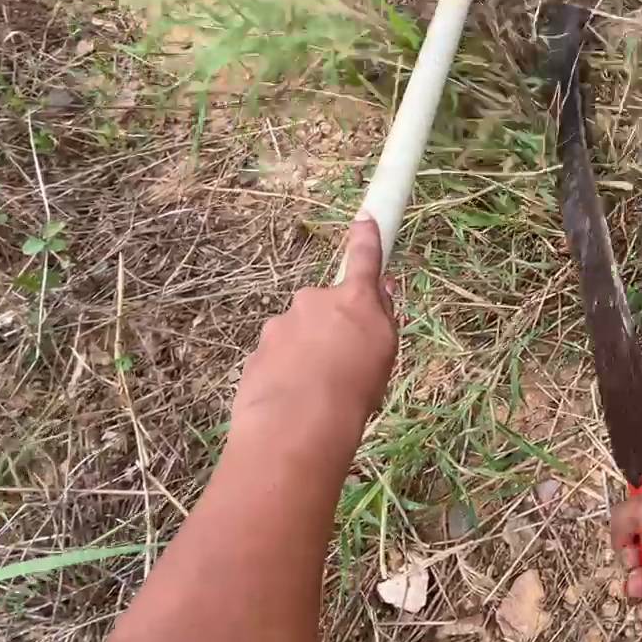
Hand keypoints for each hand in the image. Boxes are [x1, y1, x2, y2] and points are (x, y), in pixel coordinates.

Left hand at [231, 216, 397, 455]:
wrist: (297, 425)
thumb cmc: (356, 385)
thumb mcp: (386, 348)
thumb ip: (381, 315)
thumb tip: (380, 289)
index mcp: (353, 299)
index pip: (365, 259)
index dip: (367, 238)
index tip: (366, 217)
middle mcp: (312, 302)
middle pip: (327, 305)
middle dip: (333, 323)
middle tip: (348, 358)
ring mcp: (279, 327)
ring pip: (299, 333)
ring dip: (310, 351)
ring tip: (322, 389)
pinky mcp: (255, 354)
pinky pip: (278, 357)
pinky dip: (288, 372)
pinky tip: (297, 399)